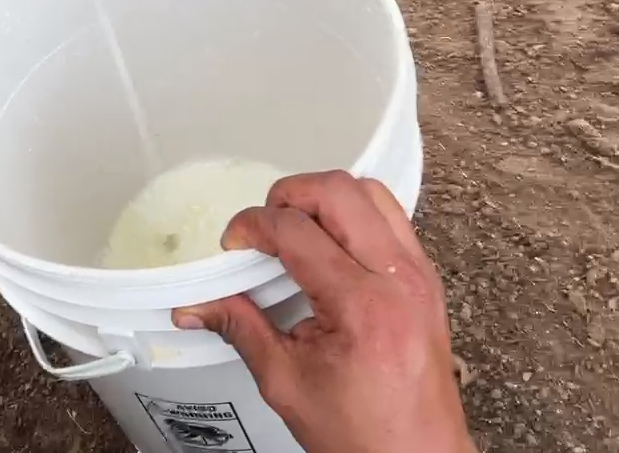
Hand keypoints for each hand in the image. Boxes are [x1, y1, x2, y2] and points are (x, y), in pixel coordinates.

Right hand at [174, 172, 475, 452]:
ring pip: (368, 190)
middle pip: (336, 191)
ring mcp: (418, 273)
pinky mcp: (426, 276)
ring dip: (322, 197)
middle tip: (265, 228)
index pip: (295, 230)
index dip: (252, 226)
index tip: (233, 245)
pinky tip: (329, 242)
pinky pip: (389, 214)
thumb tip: (192, 304)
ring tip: (296, 228)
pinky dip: (352, 212)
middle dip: (287, 195)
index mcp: (362, 306)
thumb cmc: (360, 435)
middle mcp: (397, 278)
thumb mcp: (285, 382)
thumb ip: (238, 326)